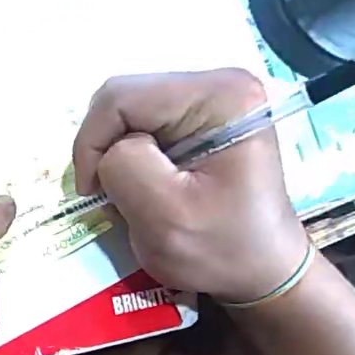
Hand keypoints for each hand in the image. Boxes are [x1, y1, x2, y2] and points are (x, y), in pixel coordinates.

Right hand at [73, 70, 308, 302]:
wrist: (263, 271)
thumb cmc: (221, 250)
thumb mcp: (165, 217)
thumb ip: (126, 168)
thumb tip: (108, 150)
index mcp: (219, 97)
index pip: (120, 97)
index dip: (91, 143)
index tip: (92, 193)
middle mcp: (218, 83)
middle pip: (125, 99)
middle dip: (105, 149)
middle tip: (109, 195)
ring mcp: (211, 100)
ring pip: (130, 114)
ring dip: (117, 156)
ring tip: (131, 195)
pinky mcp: (202, 120)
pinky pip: (144, 127)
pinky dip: (132, 160)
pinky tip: (145, 187)